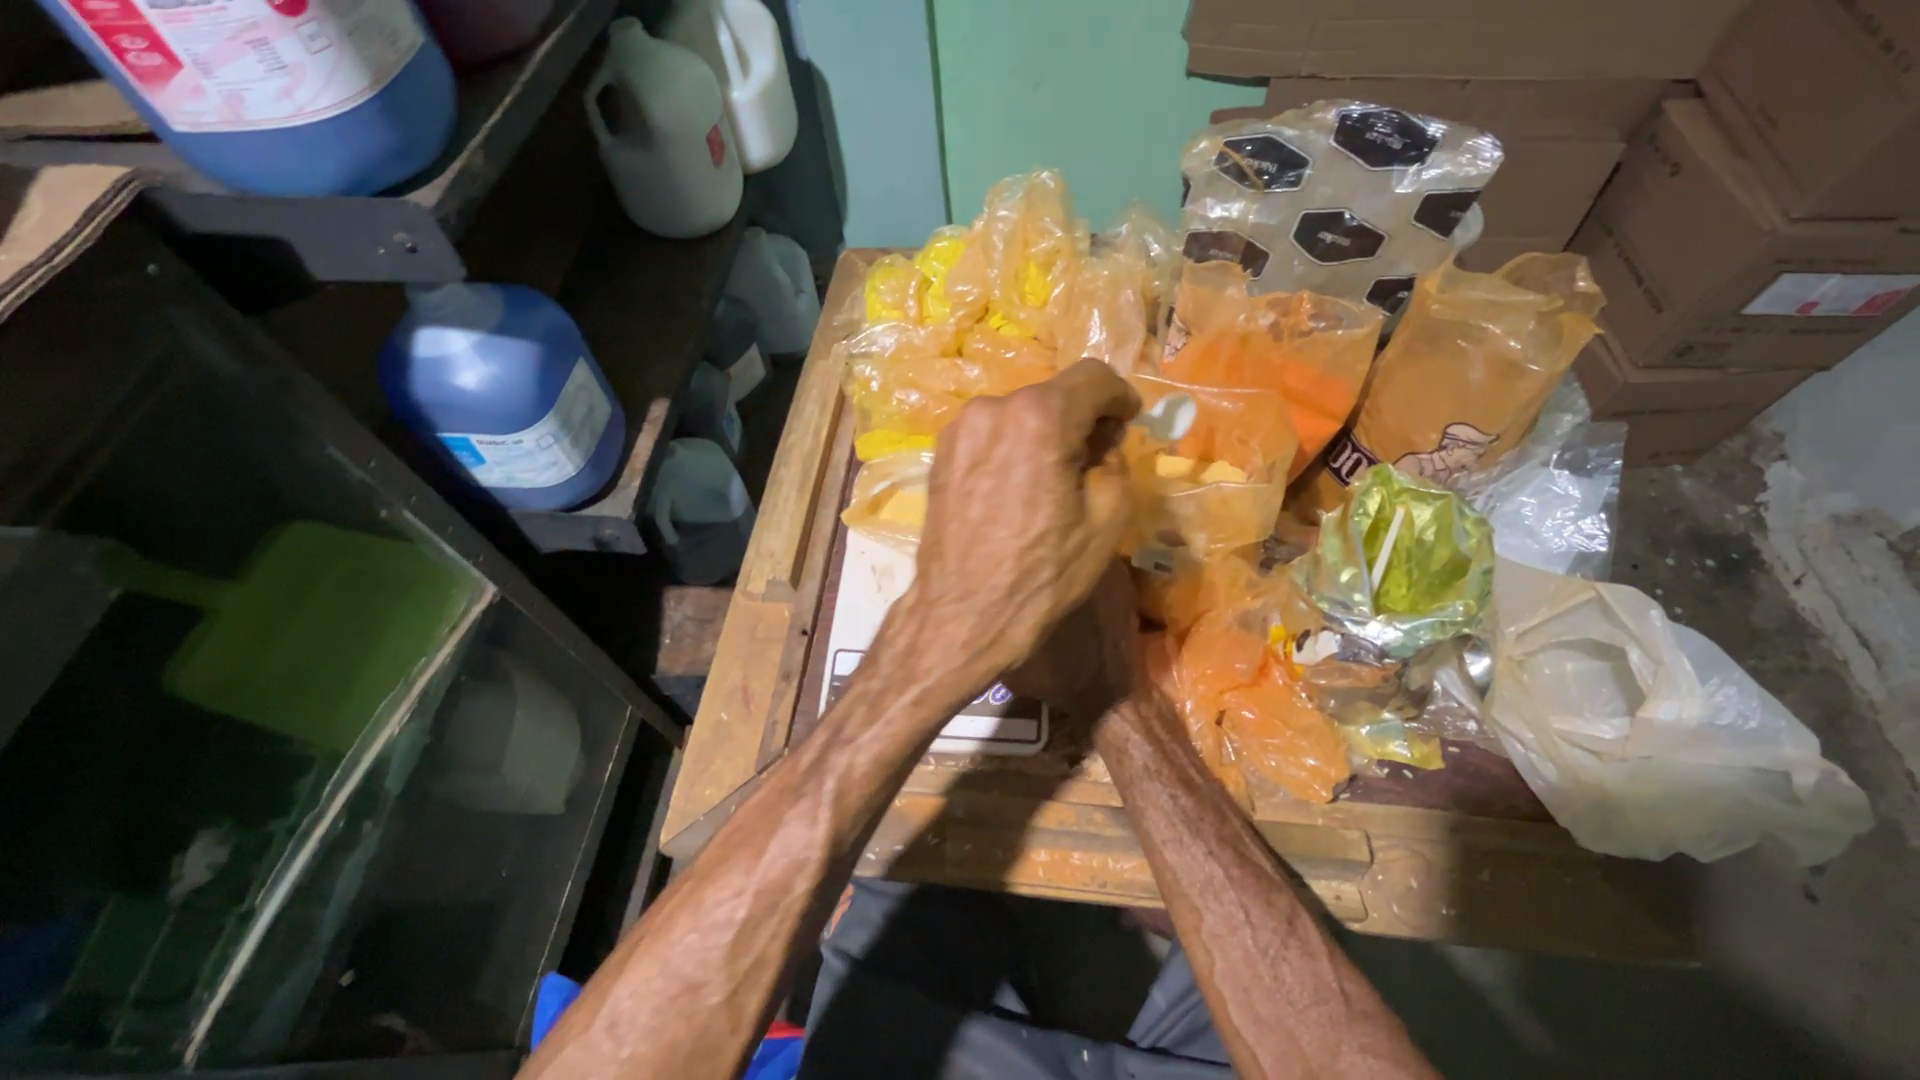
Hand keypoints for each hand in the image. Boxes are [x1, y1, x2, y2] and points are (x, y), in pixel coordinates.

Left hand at [896, 359, 1138, 693]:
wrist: (964, 612)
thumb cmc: (1043, 572)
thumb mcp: (1107, 518)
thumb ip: (1115, 461)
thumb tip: (1102, 440)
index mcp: (1039, 417)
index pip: (1093, 376)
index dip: (1120, 396)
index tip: (1128, 422)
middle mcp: (993, 407)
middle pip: (1054, 394)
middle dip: (1081, 419)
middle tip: (1095, 461)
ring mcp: (959, 428)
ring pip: (1020, 413)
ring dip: (1044, 433)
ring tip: (1052, 481)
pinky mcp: (940, 452)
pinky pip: (992, 434)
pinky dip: (1013, 447)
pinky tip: (1018, 489)